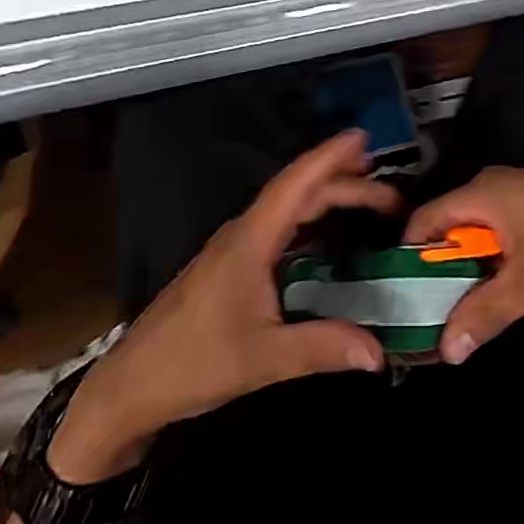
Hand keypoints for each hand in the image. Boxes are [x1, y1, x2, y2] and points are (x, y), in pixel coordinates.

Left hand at [49, 130, 396, 480]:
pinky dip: (312, 221)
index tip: (361, 138)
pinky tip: (331, 237)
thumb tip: (379, 352)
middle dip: (345, 185)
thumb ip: (321, 349)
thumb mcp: (261, 359)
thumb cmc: (191, 364)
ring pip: (288, 209)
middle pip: (297, 194)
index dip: (328, 158)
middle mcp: (242, 235)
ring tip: (369, 201)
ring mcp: (236, 248)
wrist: (133, 385)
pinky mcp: (234, 265)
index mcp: (248, 243)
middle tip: (391, 196)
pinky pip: (281, 228)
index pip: (293, 187)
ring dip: (328, 198)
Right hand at [402, 168, 523, 364]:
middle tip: (432, 313)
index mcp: (481, 194)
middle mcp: (490, 186)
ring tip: (462, 308)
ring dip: (466, 268)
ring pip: (472, 231)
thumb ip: (484, 314)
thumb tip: (445, 351)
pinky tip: (497, 286)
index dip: (408, 260)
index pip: (422, 221)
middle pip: (445, 227)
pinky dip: (489, 257)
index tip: (405, 301)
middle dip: (437, 271)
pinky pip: (495, 229)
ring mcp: (513, 192)